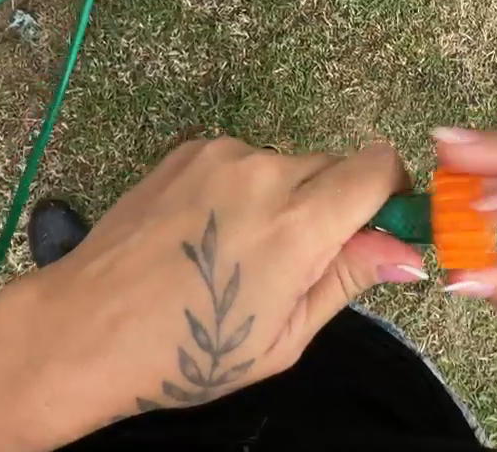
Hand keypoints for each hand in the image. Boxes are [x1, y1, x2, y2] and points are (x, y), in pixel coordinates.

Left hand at [0, 137, 424, 444]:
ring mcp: (223, 152)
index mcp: (297, 224)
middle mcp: (265, 171)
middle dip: (333, 203)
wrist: (86, 325)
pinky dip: (241, 186)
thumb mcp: (284, 336)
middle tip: (295, 256)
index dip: (389, 190)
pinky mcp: (190, 146)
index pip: (377, 166)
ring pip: (286, 163)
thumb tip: (410, 253)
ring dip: (283, 195)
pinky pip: (242, 158)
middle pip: (334, 165)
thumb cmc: (191, 350)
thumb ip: (349, 278)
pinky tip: (203, 228)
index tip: (377, 223)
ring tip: (235, 246)